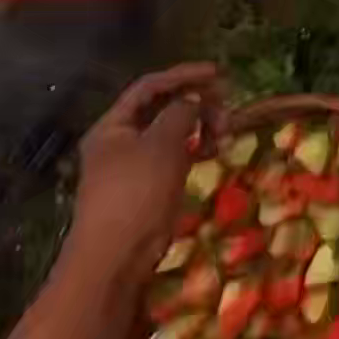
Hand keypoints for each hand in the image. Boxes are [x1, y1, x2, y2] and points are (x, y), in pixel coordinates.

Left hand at [71, 63, 226, 273]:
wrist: (113, 265)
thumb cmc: (136, 195)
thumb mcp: (162, 144)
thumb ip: (181, 112)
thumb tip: (194, 100)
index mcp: (113, 125)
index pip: (150, 86)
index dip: (184, 74)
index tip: (216, 73)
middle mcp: (118, 141)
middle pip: (160, 108)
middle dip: (194, 102)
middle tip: (225, 106)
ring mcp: (131, 167)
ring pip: (169, 133)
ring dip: (197, 126)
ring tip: (223, 132)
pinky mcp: (145, 190)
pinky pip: (172, 157)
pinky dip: (193, 150)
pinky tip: (212, 153)